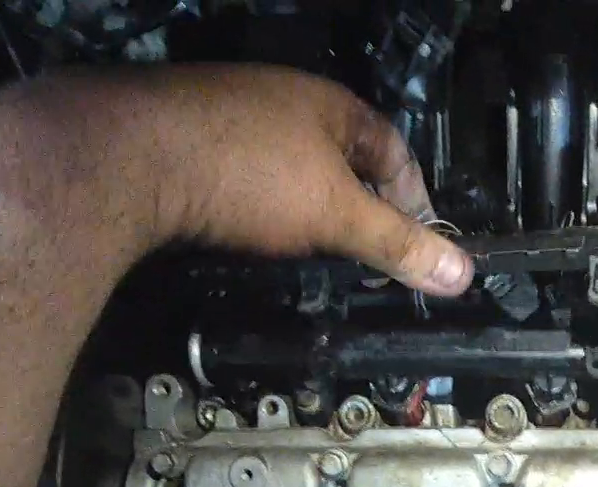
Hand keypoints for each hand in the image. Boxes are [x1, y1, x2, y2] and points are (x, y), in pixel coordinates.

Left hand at [95, 64, 473, 295]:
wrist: (135, 158)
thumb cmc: (249, 174)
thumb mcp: (338, 215)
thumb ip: (398, 243)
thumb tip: (462, 273)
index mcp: (333, 106)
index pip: (395, 151)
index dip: (415, 200)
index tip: (421, 244)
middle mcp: (288, 102)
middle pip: (348, 159)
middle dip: (366, 207)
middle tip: (374, 255)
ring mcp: (240, 117)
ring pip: (299, 169)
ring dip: (317, 209)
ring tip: (324, 251)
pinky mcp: (200, 141)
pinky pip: (256, 177)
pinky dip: (272, 209)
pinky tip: (263, 234)